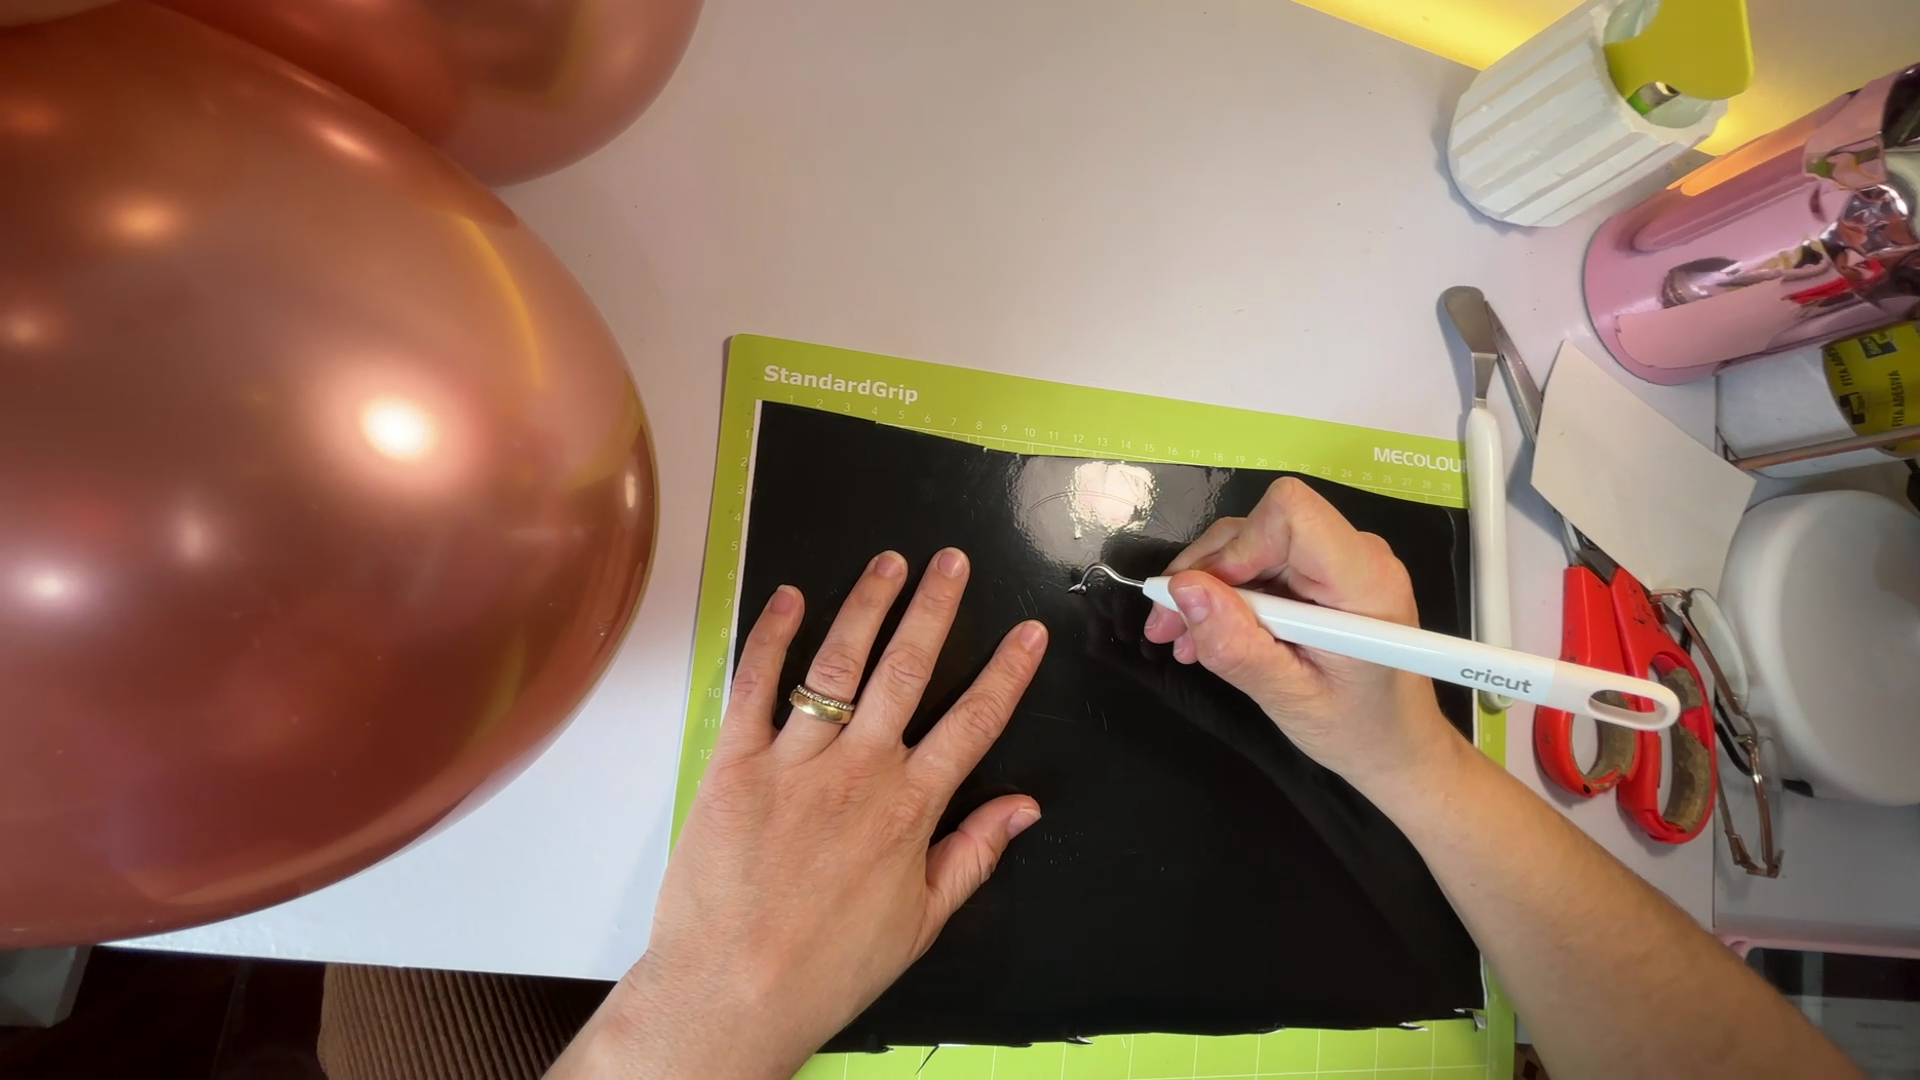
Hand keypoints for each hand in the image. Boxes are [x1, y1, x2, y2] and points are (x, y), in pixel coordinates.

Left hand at [551, 549, 1046, 1079]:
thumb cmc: (830, 964)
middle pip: (907, 670)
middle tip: (952, 562)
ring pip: (838, 664)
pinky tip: (789, 598)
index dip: (1007, 672)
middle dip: (935, 608)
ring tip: (889, 561)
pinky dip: (772, 637)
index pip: (973, 722)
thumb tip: (1026, 807)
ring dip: (866, 605)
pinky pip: (756, 686)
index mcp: (909, 806)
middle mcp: (859, 769)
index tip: (1028, 632)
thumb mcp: (921, 920)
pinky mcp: (736, 762)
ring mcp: (795, 760)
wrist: (729, 995)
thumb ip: (975, 853)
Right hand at [1141, 477, 1459, 787]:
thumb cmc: (1358, 729)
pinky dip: (1220, 595)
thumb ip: (1235, 645)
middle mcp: (1352, 554)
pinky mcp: (1315, 571)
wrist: (1394, 745)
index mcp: (1363, 580)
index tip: (1208, 599)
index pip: (1290, 514)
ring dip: (1203, 587)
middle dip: (1202, 573)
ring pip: (1244, 542)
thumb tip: (1182, 590)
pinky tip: (1204, 632)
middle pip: (1255, 527)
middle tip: (1166, 625)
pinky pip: (1254, 562)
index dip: (1238, 548)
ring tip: (1182, 638)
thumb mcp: (1288, 698)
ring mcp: (1333, 559)